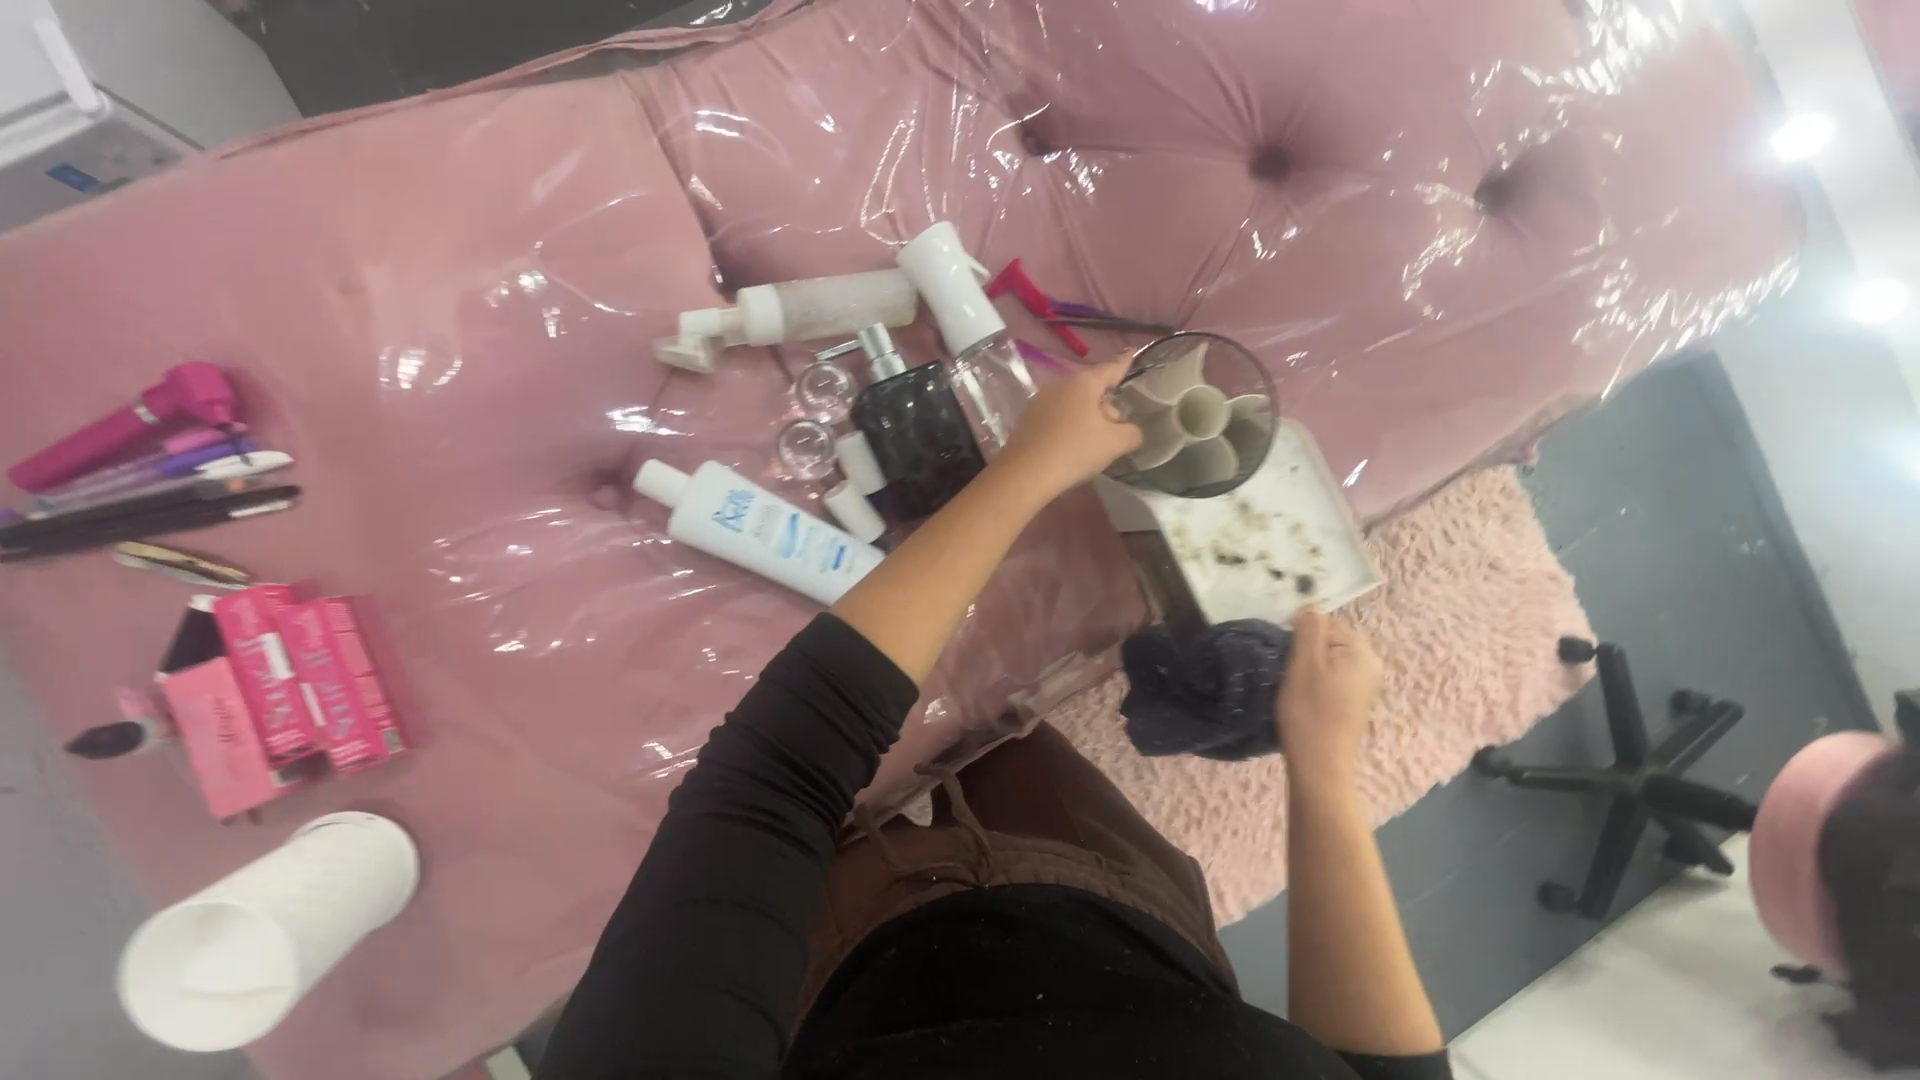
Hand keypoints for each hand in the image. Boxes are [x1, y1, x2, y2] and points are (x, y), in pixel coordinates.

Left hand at [994, 354, 1143, 498]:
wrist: (1026, 473)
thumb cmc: (1075, 451)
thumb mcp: (1114, 444)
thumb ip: (1131, 433)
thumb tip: (1131, 432)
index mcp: (1083, 383)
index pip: (1111, 368)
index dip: (1125, 362)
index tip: (1132, 352)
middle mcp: (1059, 384)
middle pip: (1091, 389)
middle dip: (1105, 405)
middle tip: (1114, 429)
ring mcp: (1040, 401)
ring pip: (1073, 404)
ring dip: (1086, 418)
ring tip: (1091, 443)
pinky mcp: (1027, 419)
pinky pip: (1056, 417)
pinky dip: (1067, 427)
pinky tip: (1068, 448)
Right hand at [1276, 610, 1383, 795]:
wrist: (1320, 764)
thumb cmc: (1309, 711)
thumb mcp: (1304, 663)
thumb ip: (1309, 629)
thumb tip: (1310, 606)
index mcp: (1362, 651)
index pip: (1328, 621)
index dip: (1302, 631)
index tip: (1284, 650)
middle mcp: (1371, 665)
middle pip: (1332, 639)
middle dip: (1307, 646)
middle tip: (1286, 667)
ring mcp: (1365, 685)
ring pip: (1330, 658)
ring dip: (1309, 664)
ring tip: (1292, 681)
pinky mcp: (1354, 701)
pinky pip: (1333, 675)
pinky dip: (1316, 679)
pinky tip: (1303, 694)